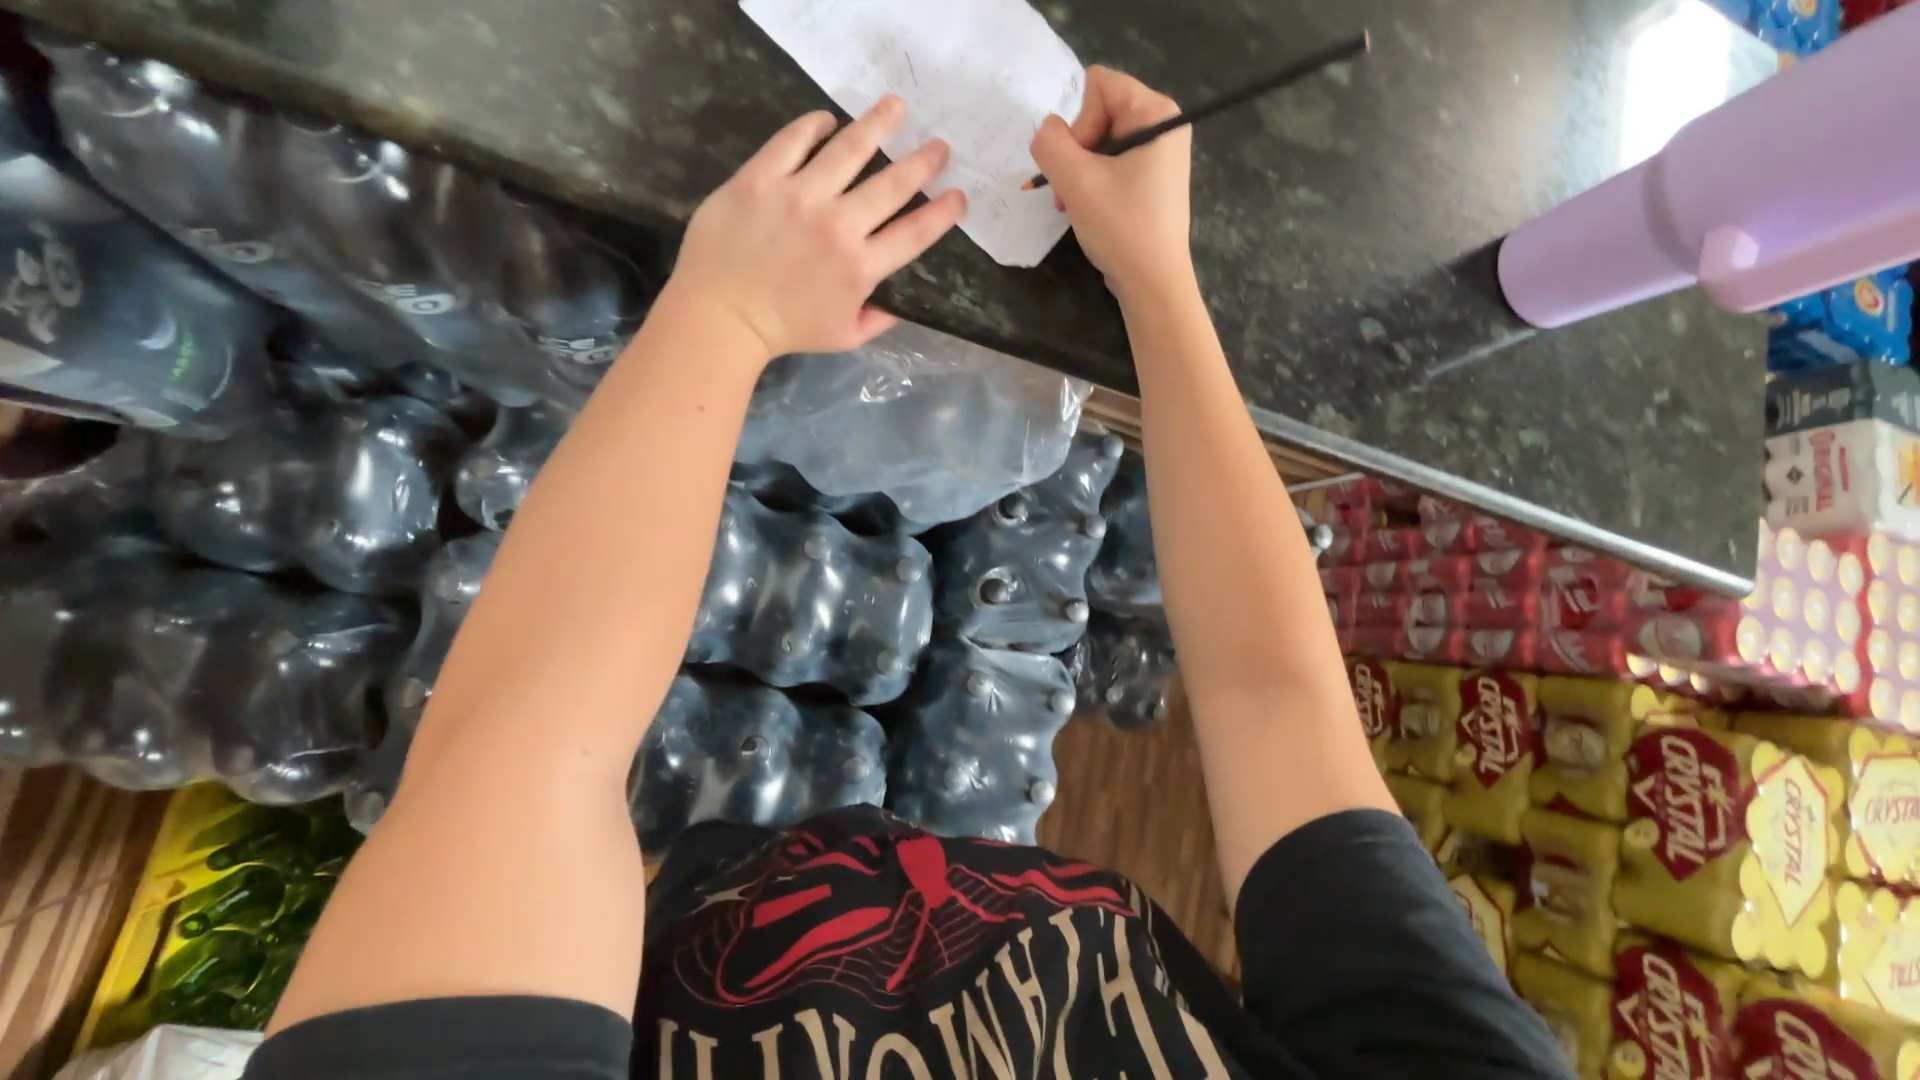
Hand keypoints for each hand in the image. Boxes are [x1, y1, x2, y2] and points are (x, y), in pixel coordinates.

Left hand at [665, 97, 966, 361]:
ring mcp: (799, 197)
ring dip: (878, 124)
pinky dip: (814, 126)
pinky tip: (827, 121)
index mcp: (861, 267)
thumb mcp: (843, 337)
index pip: (915, 232)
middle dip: (923, 161)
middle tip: (939, 146)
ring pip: (849, 149)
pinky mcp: (761, 178)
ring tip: (896, 107)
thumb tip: (899, 303)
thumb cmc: (785, 331)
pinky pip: (793, 141)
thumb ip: (878, 319)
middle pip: (892, 184)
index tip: (959, 195)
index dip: (943, 212)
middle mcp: (838, 225)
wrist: (721, 316)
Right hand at [1031, 67, 1193, 303]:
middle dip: (1076, 151)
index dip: (1078, 121)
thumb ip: (1050, 143)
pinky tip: (1087, 210)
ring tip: (1073, 204)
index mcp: (1156, 113)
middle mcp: (1163, 126)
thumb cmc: (1121, 227)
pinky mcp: (1150, 182)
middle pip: (1097, 113)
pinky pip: (1110, 165)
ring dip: (1078, 173)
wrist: (1152, 283)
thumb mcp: (1076, 181)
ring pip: (1098, 143)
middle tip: (1070, 190)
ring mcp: (1158, 155)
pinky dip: (1091, 185)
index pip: (1098, 84)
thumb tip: (1046, 131)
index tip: (1082, 163)